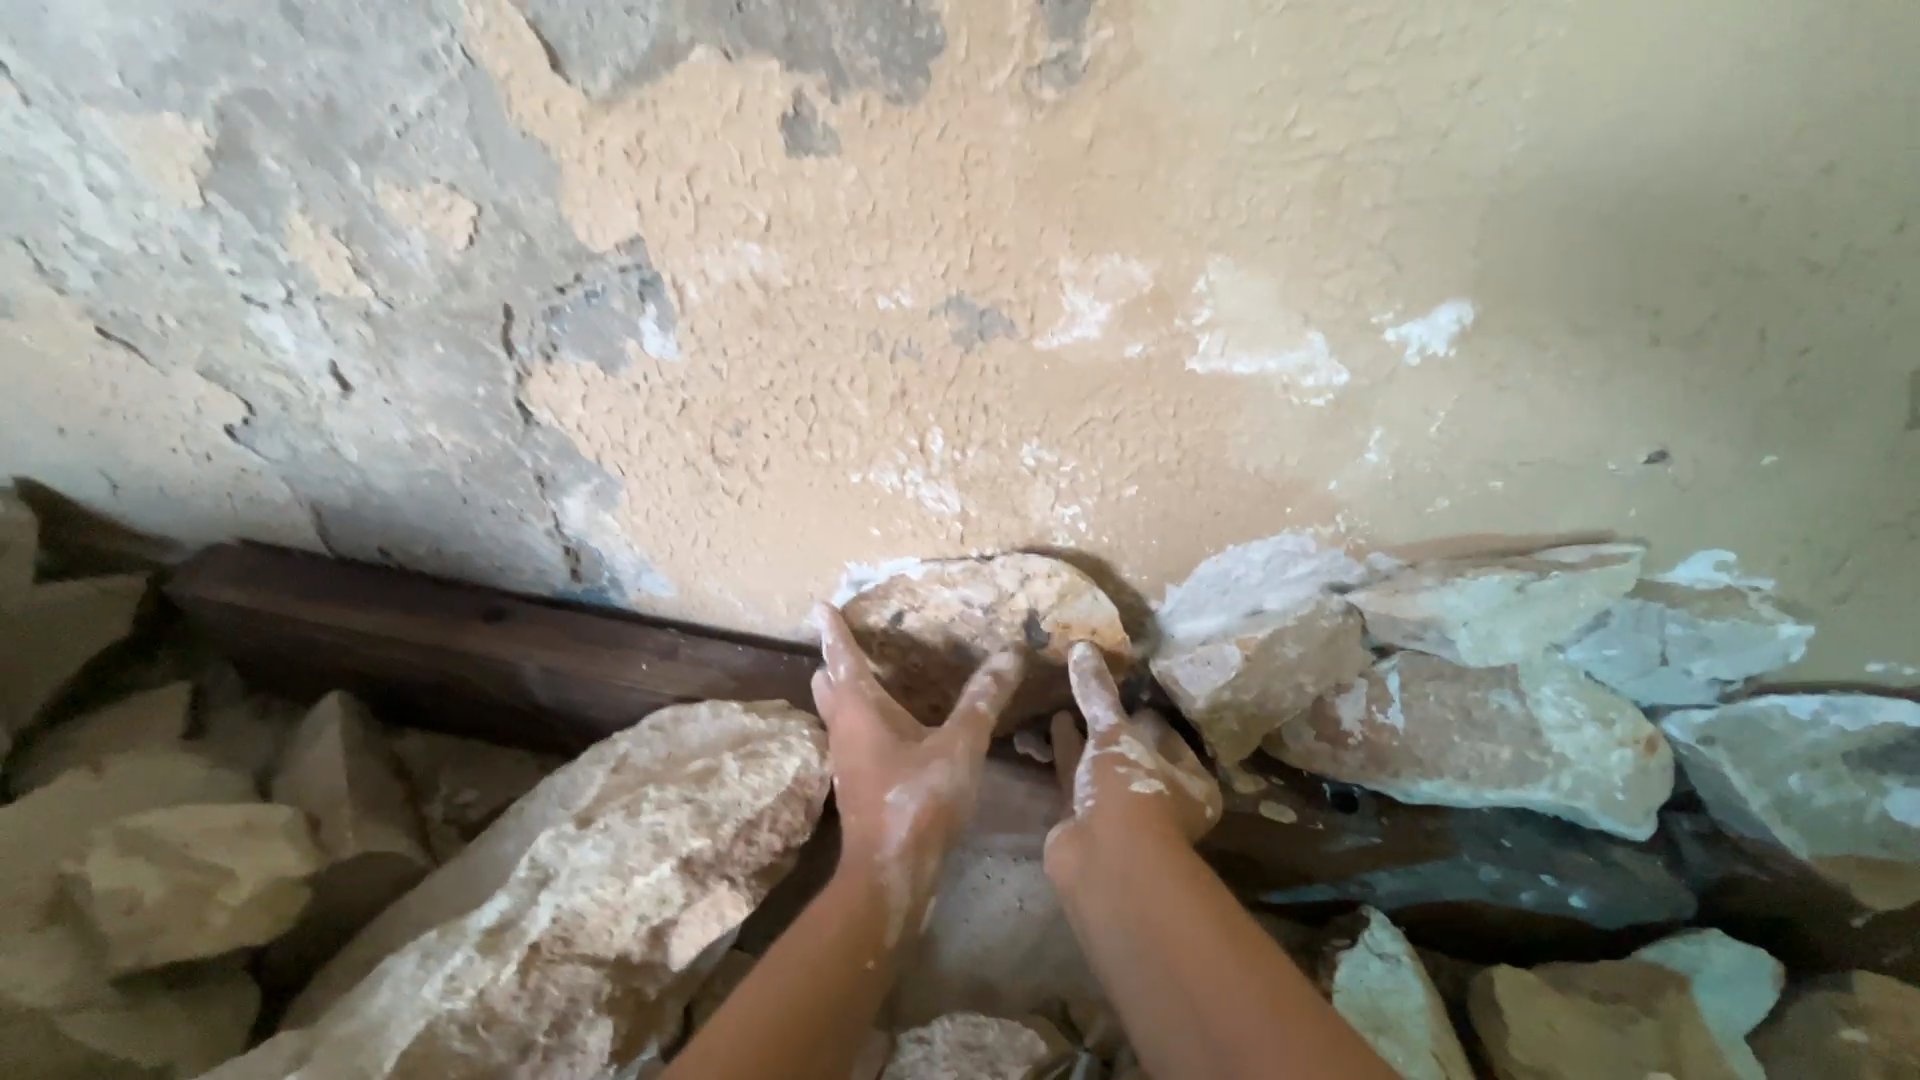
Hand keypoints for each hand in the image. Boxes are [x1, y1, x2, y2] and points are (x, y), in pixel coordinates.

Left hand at [809, 602, 1023, 943]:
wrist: (891, 871)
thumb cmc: (919, 799)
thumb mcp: (960, 744)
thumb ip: (983, 699)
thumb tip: (1009, 653)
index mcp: (859, 708)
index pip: (841, 657)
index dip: (834, 630)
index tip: (821, 606)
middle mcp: (843, 728)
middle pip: (827, 684)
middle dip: (835, 661)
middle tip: (855, 642)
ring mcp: (846, 759)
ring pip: (837, 713)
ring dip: (848, 693)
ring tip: (876, 677)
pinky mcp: (857, 783)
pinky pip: (853, 737)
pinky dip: (865, 721)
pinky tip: (895, 728)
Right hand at [1046, 641, 1222, 878]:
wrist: (1101, 860)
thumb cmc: (1131, 792)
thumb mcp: (1116, 734)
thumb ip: (1098, 693)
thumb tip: (1082, 646)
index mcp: (1190, 782)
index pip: (1169, 736)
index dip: (1146, 710)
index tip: (1126, 683)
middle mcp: (1161, 798)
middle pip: (1135, 753)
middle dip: (1113, 725)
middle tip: (1094, 689)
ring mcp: (1122, 813)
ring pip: (1103, 766)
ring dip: (1086, 737)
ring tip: (1068, 700)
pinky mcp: (1087, 820)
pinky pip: (1076, 777)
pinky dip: (1066, 752)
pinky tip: (1053, 723)